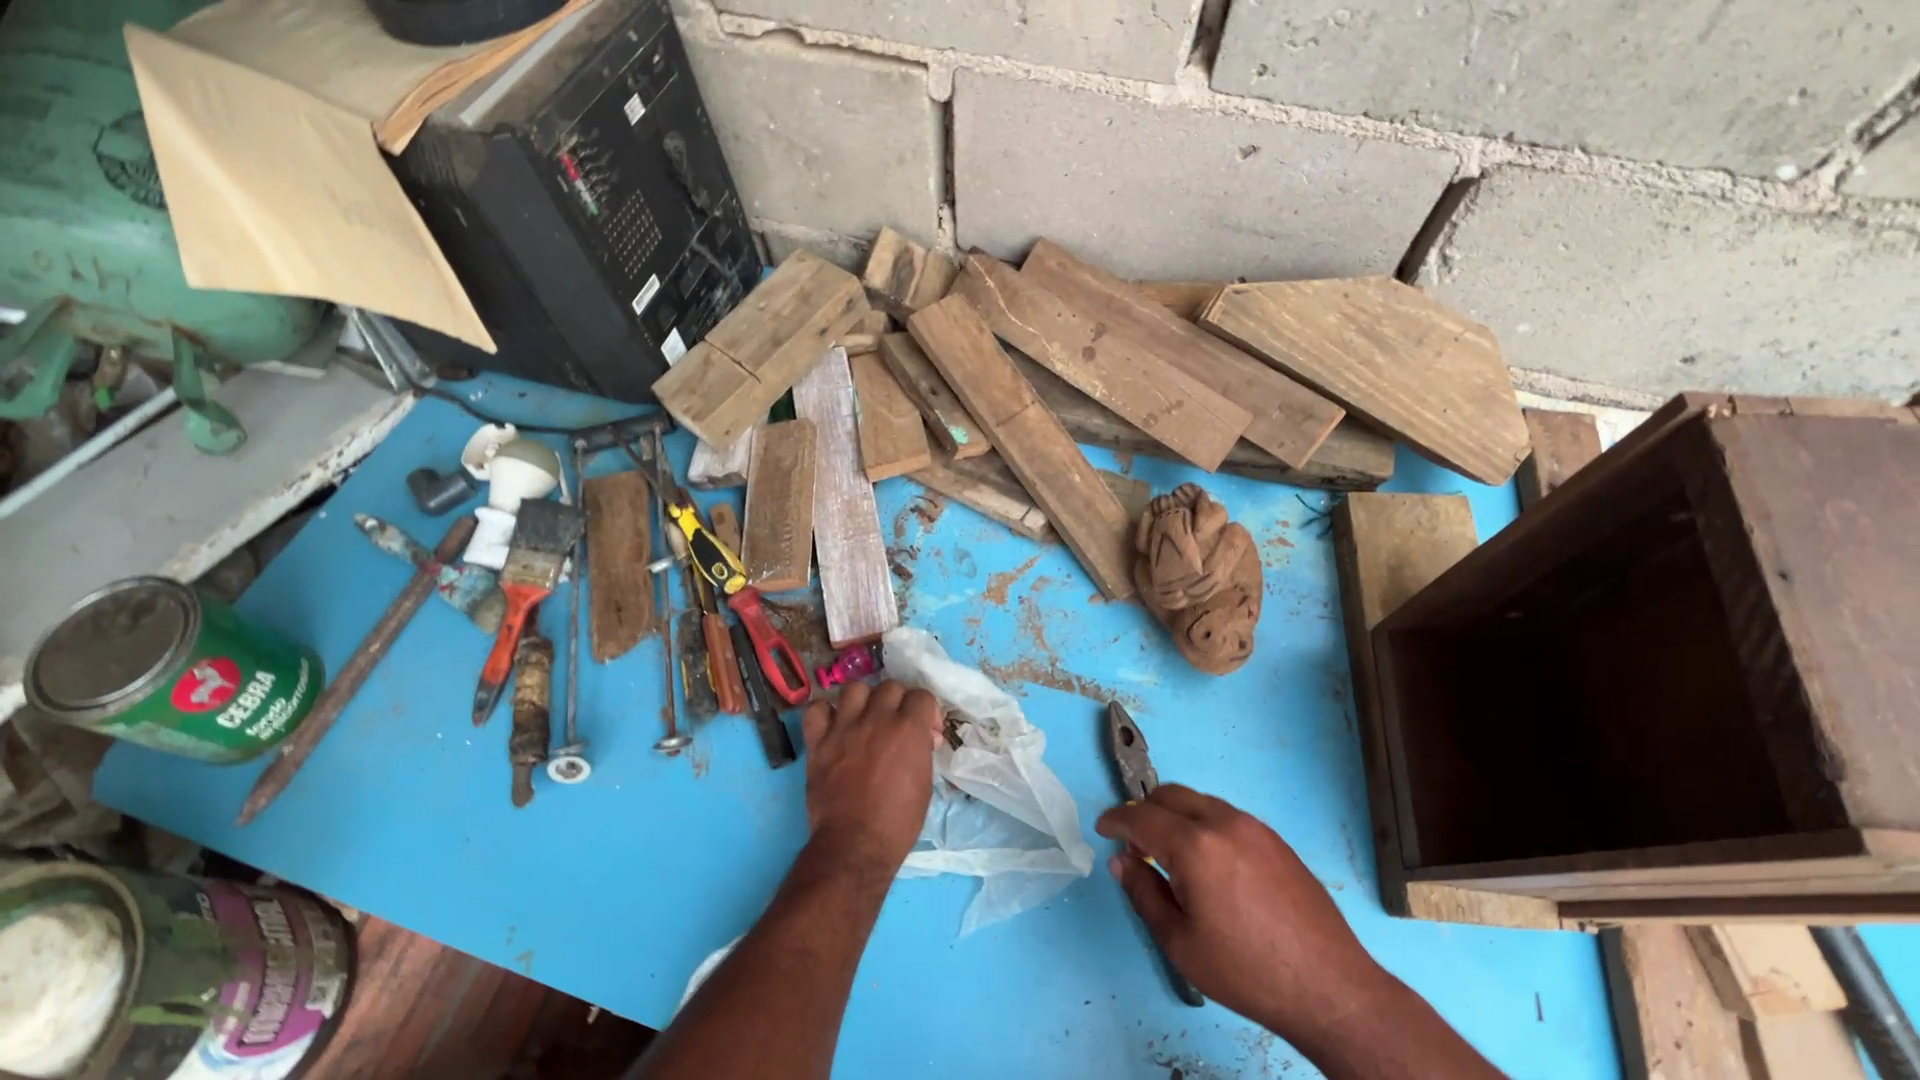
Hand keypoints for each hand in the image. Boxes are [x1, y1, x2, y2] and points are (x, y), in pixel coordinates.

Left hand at [800, 680, 943, 874]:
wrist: (856, 844)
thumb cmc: (898, 821)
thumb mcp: (924, 783)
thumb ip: (922, 751)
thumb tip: (922, 738)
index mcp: (908, 730)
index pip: (921, 696)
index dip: (926, 711)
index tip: (925, 730)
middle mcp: (876, 720)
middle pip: (889, 687)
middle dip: (898, 702)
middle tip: (896, 724)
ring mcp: (843, 728)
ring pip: (854, 688)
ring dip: (864, 700)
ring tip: (865, 718)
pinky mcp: (818, 742)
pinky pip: (816, 709)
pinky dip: (825, 713)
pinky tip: (834, 726)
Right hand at [1096, 785, 1387, 1036]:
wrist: (1327, 986)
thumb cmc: (1245, 970)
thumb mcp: (1179, 941)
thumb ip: (1144, 892)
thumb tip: (1122, 861)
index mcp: (1195, 846)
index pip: (1142, 817)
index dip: (1116, 820)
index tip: (1102, 829)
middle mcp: (1224, 823)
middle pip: (1171, 795)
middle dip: (1144, 810)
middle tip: (1132, 842)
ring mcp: (1255, 829)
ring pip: (1200, 802)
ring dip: (1175, 815)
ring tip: (1167, 853)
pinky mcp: (1276, 841)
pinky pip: (1226, 817)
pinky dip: (1203, 824)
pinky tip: (1206, 862)